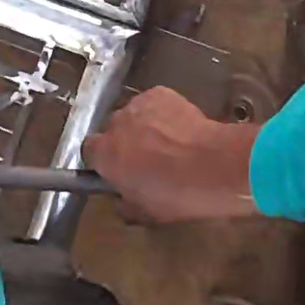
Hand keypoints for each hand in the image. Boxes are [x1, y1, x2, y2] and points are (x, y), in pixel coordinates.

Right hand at [82, 86, 261, 223]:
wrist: (214, 163)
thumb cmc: (179, 194)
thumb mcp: (148, 211)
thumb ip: (126, 201)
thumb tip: (123, 197)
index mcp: (106, 154)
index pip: (89, 151)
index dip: (103, 160)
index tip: (117, 170)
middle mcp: (115, 123)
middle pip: (113, 130)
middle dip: (125, 142)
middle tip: (147, 160)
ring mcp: (137, 104)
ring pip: (134, 116)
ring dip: (143, 127)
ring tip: (169, 143)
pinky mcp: (159, 93)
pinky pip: (154, 104)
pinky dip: (162, 114)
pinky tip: (180, 129)